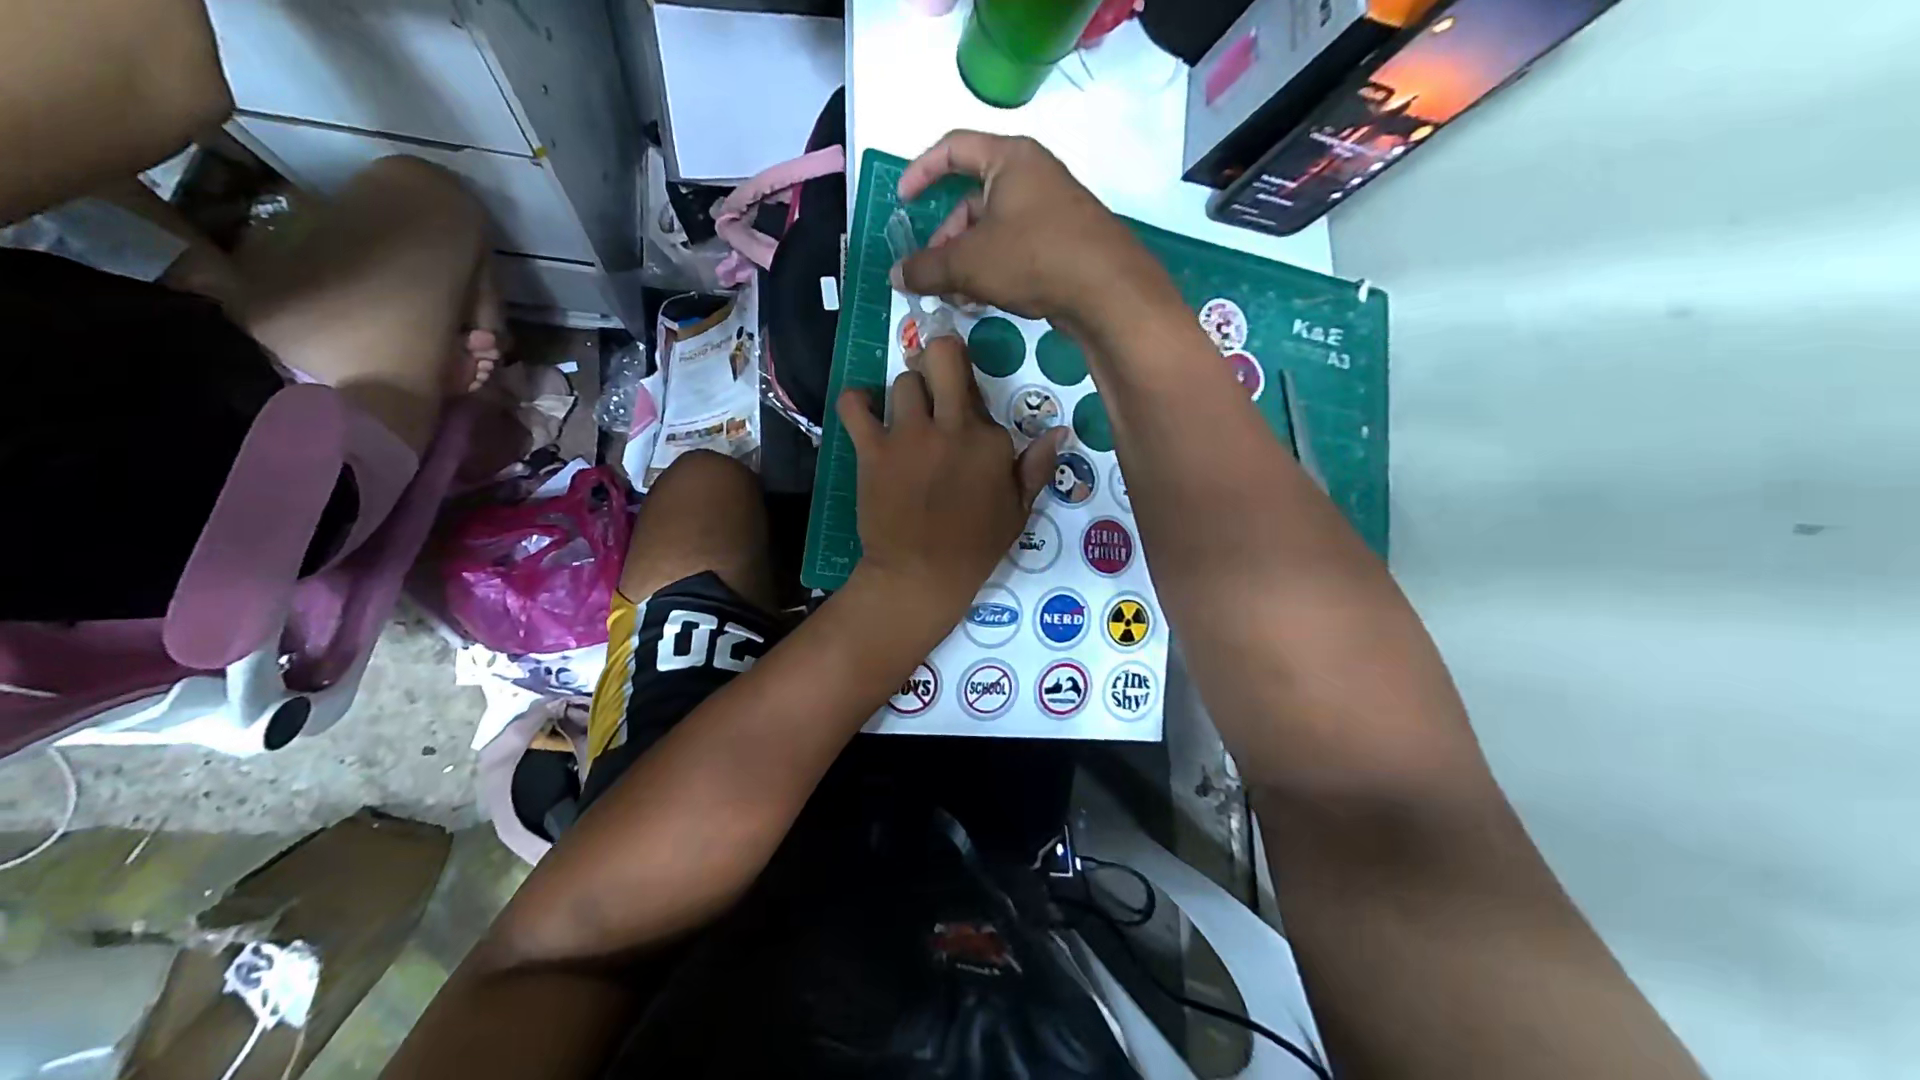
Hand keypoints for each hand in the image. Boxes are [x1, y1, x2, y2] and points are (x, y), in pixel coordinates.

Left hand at [837, 335, 1064, 624]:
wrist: (921, 574)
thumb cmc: (975, 547)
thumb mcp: (1018, 510)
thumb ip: (1036, 466)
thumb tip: (1059, 431)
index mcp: (989, 440)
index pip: (980, 394)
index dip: (971, 400)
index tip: (965, 416)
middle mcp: (950, 427)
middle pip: (942, 357)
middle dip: (939, 356)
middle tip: (934, 374)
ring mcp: (908, 436)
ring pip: (902, 380)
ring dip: (905, 391)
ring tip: (905, 415)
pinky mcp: (872, 451)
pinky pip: (854, 406)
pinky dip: (856, 402)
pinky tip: (864, 409)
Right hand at [890, 131, 1171, 329]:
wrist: (1109, 292)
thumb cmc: (1034, 257)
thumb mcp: (970, 263)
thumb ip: (927, 268)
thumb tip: (896, 276)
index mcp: (1010, 160)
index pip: (954, 148)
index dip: (921, 171)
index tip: (901, 200)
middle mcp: (1033, 177)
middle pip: (973, 199)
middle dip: (946, 238)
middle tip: (930, 271)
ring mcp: (1052, 212)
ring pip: (994, 230)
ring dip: (967, 262)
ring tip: (954, 295)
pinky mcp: (1064, 244)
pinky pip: (1016, 249)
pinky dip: (994, 270)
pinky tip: (983, 301)